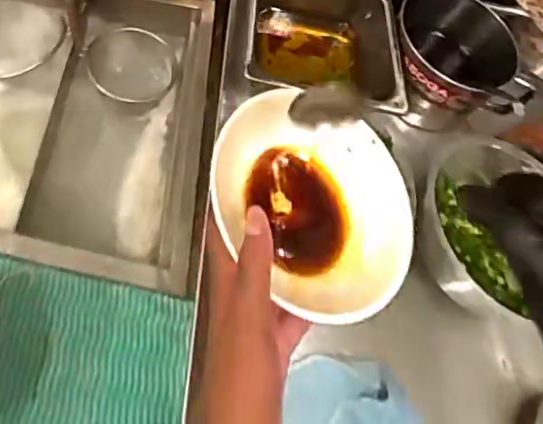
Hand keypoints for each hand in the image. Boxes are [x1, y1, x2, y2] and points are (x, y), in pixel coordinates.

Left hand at [198, 207, 312, 423]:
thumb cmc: (239, 369)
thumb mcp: (248, 311)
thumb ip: (252, 264)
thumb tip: (253, 213)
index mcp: (223, 277)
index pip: (219, 226)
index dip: (226, 199)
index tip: (244, 173)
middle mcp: (234, 292)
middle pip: (245, 247)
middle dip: (261, 223)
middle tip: (286, 199)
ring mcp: (252, 318)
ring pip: (268, 278)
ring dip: (283, 259)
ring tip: (308, 237)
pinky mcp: (270, 344)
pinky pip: (287, 314)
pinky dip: (302, 302)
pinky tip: (322, 295)